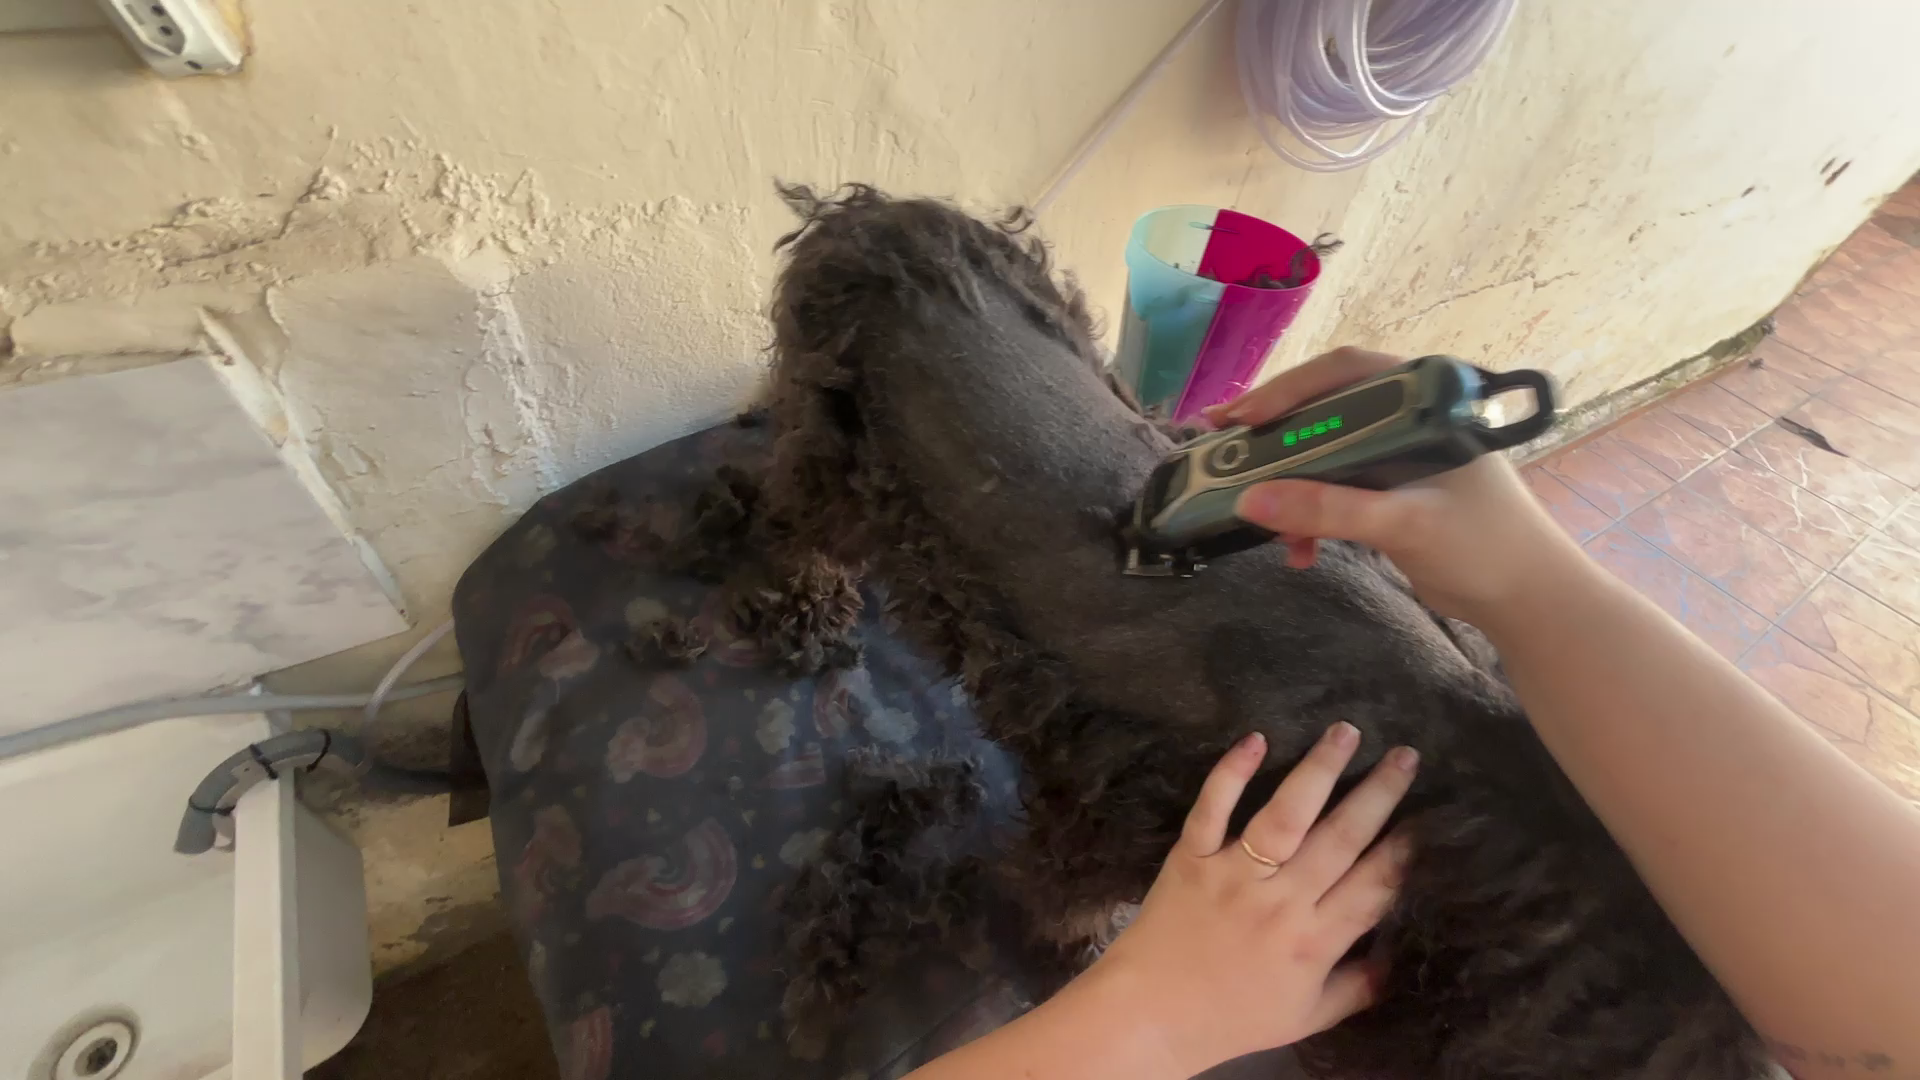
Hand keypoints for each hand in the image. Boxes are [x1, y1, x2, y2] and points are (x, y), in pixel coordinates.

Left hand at [1084, 723, 1417, 1074]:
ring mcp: (1233, 872)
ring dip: (1318, 770)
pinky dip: (1232, 772)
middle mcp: (1280, 900)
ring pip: (1285, 815)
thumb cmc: (1233, 1015)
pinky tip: (1256, 740)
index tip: (1430, 815)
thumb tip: (1399, 957)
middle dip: (1377, 794)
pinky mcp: (1191, 854)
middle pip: (1339, 839)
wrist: (1155, 1010)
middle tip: (1405, 755)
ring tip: (1346, 732)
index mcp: (1315, 941)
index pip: (1372, 886)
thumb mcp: (1308, 1017)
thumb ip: (1358, 987)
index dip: (1404, 849)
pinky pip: (1213, 807)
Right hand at [1202, 347, 1582, 623]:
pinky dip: (1305, 516)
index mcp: (1422, 405)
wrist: (1526, 600)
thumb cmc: (1484, 546)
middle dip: (1269, 435)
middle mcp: (1403, 421)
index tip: (1240, 417)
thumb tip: (1248, 500)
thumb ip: (1328, 509)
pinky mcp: (1382, 491)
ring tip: (1251, 514)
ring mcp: (1391, 456)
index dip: (1287, 389)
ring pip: (1317, 453)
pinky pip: (1326, 489)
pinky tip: (1298, 551)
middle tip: (1220, 442)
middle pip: (1321, 411)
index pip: (1345, 373)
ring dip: (1284, 485)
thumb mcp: (1403, 523)